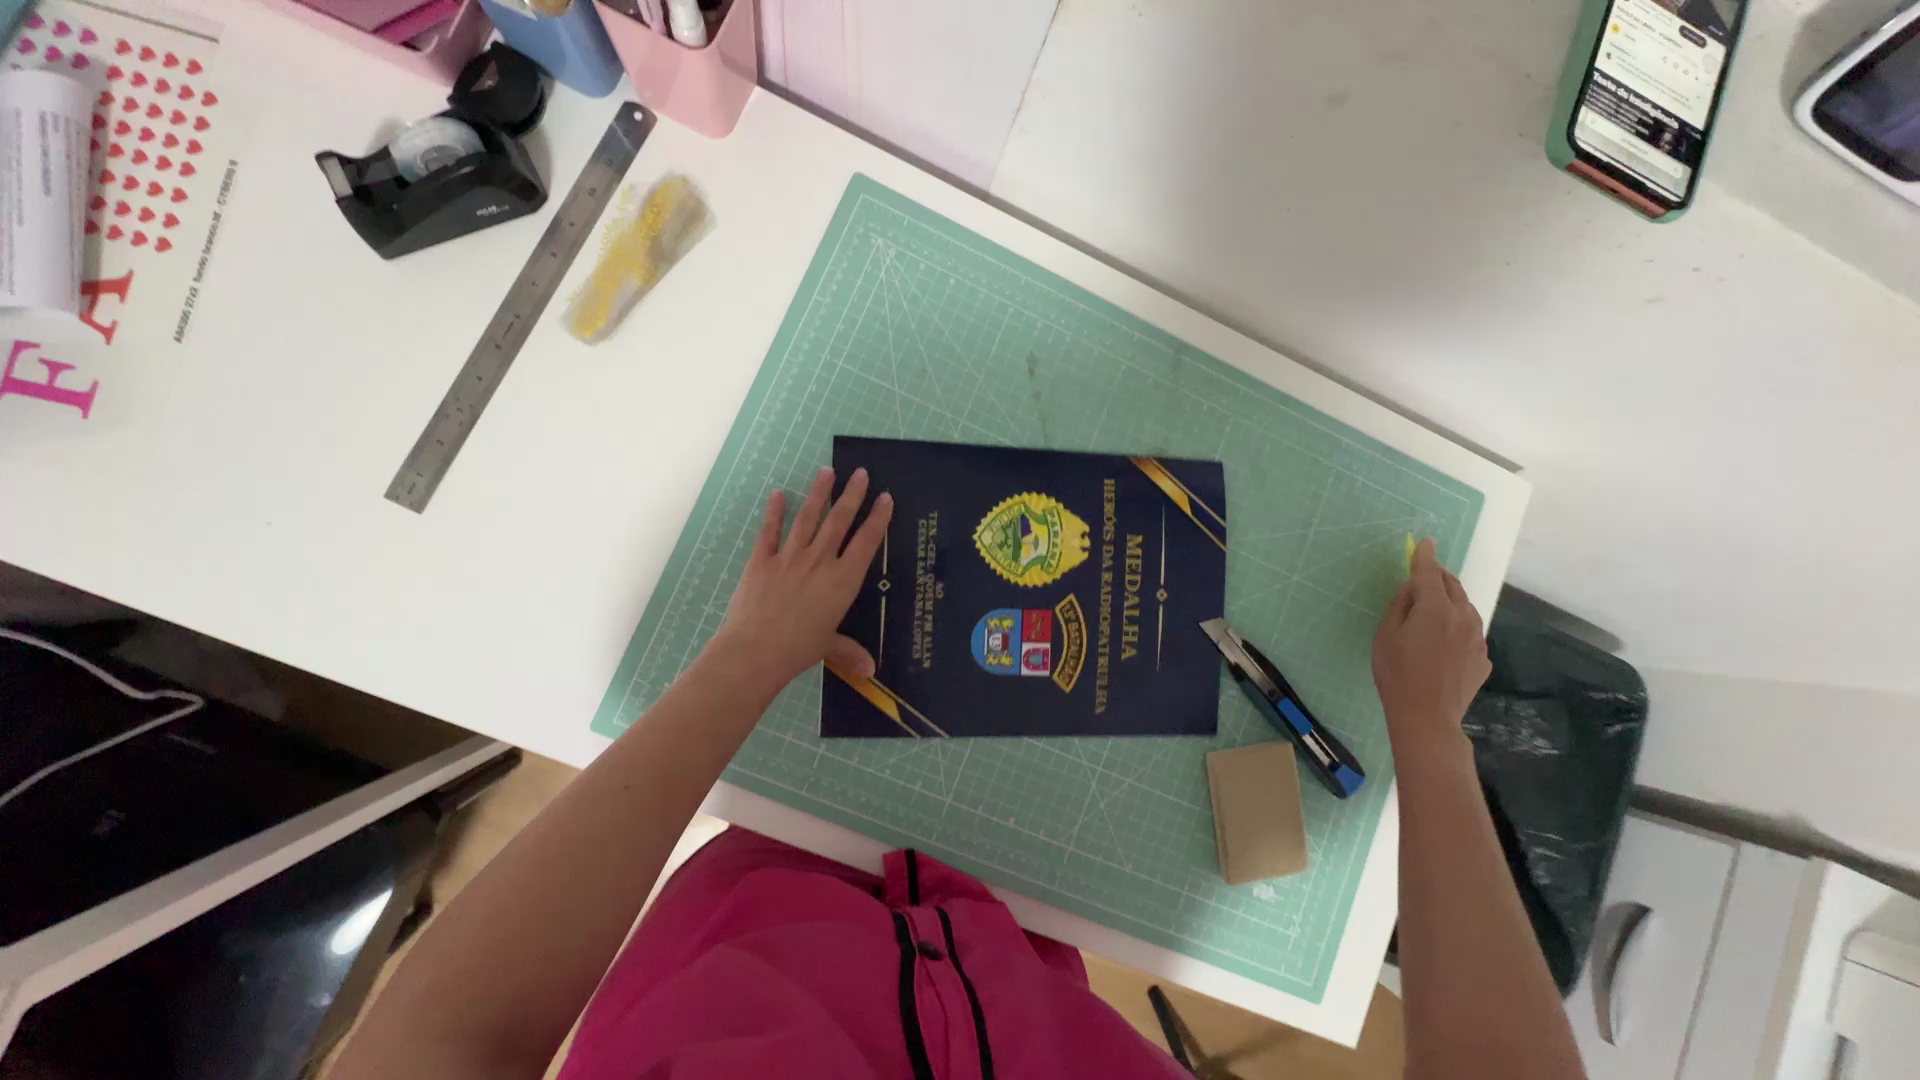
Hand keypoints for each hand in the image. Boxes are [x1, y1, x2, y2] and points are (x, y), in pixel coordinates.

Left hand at [709, 466, 892, 693]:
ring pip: (808, 518)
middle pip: (839, 521)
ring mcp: (789, 558)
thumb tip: (871, 670)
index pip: (866, 543)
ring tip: (826, 472)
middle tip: (860, 473)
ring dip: (818, 494)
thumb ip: (850, 652)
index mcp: (843, 581)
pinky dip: (774, 512)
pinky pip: (770, 532)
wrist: (755, 650)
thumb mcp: (829, 648)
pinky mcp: (762, 561)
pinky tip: (778, 495)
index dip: (877, 519)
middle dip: (852, 495)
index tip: (885, 497)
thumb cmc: (798, 650)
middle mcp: (820, 562)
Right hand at [1372, 537, 1489, 757]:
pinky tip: (1442, 643)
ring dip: (1450, 601)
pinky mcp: (1482, 658)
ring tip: (1433, 608)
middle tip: (1425, 574)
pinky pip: (1469, 633)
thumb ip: (1401, 606)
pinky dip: (1456, 627)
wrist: (1427, 716)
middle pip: (1452, 587)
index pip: (1429, 574)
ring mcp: (1477, 639)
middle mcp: (1463, 617)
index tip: (1426, 543)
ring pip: (1465, 609)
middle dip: (1439, 577)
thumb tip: (1412, 589)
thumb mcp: (1386, 635)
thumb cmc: (1397, 673)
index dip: (1424, 557)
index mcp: (1435, 609)